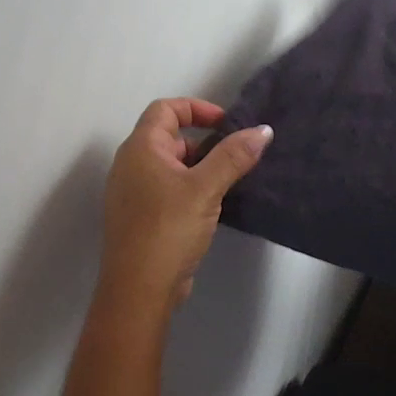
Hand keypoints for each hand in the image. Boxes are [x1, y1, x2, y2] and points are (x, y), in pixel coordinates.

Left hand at [101, 98, 271, 311]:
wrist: (140, 287)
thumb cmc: (168, 229)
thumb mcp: (205, 189)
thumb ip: (234, 156)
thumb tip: (263, 130)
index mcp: (141, 149)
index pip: (166, 109)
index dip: (197, 108)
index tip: (228, 124)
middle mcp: (132, 165)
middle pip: (170, 138)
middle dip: (206, 143)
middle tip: (237, 159)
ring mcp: (135, 193)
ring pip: (173, 167)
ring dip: (202, 169)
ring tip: (231, 184)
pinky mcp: (144, 218)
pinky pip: (171, 191)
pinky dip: (193, 191)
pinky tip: (215, 208)